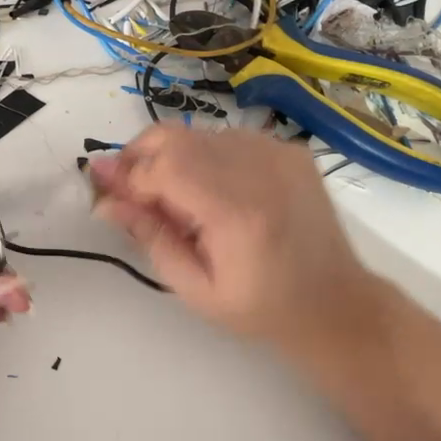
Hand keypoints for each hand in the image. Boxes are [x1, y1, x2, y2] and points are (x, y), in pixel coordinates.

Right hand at [88, 125, 386, 355]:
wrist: (337, 303)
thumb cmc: (259, 308)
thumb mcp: (192, 287)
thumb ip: (148, 236)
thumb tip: (103, 200)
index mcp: (238, 213)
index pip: (162, 168)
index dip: (126, 177)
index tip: (105, 195)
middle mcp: (261, 170)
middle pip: (174, 137)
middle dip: (139, 157)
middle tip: (128, 191)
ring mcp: (278, 153)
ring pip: (194, 133)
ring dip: (168, 158)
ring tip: (172, 199)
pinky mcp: (288, 150)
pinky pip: (223, 136)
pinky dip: (201, 156)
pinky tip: (207, 190)